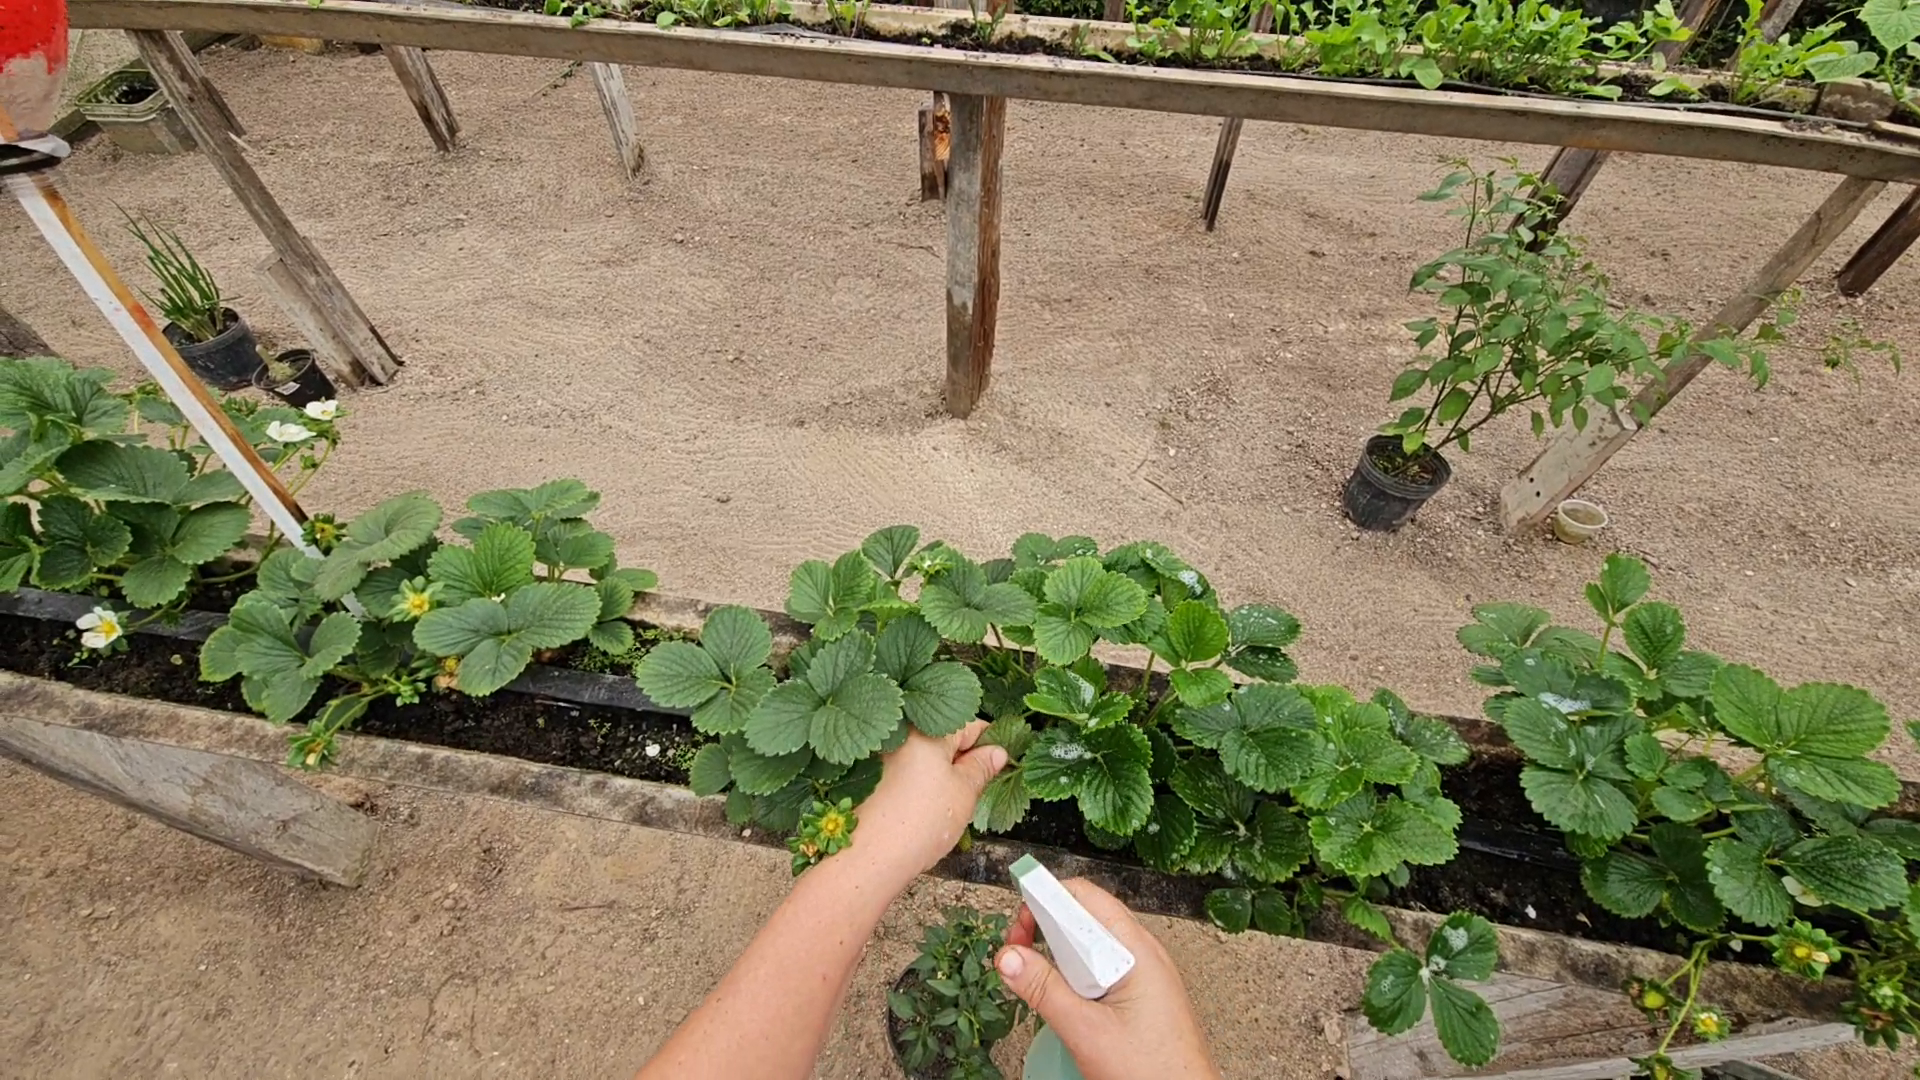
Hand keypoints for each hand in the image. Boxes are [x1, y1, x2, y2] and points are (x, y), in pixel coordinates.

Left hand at [849, 720, 1006, 889]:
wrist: (872, 856)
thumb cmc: (918, 822)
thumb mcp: (964, 791)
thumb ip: (982, 766)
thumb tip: (997, 752)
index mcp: (926, 728)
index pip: (971, 724)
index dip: (990, 744)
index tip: (1001, 762)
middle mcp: (904, 734)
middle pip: (949, 739)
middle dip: (967, 761)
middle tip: (979, 788)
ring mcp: (889, 756)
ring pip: (932, 758)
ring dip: (948, 774)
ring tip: (954, 804)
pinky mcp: (879, 777)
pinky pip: (915, 771)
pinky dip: (928, 784)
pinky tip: (932, 809)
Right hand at [996, 878, 1219, 1079]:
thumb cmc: (1154, 1075)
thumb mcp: (1088, 1032)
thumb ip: (1045, 991)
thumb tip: (1009, 958)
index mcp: (1135, 949)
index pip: (1082, 896)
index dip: (1044, 899)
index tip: (1017, 921)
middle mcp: (1142, 952)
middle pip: (1084, 915)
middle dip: (1045, 927)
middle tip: (1019, 954)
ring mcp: (1144, 973)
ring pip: (1091, 943)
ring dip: (1059, 952)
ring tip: (1038, 977)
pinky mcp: (1142, 994)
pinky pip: (1101, 966)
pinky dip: (1076, 972)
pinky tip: (1066, 997)